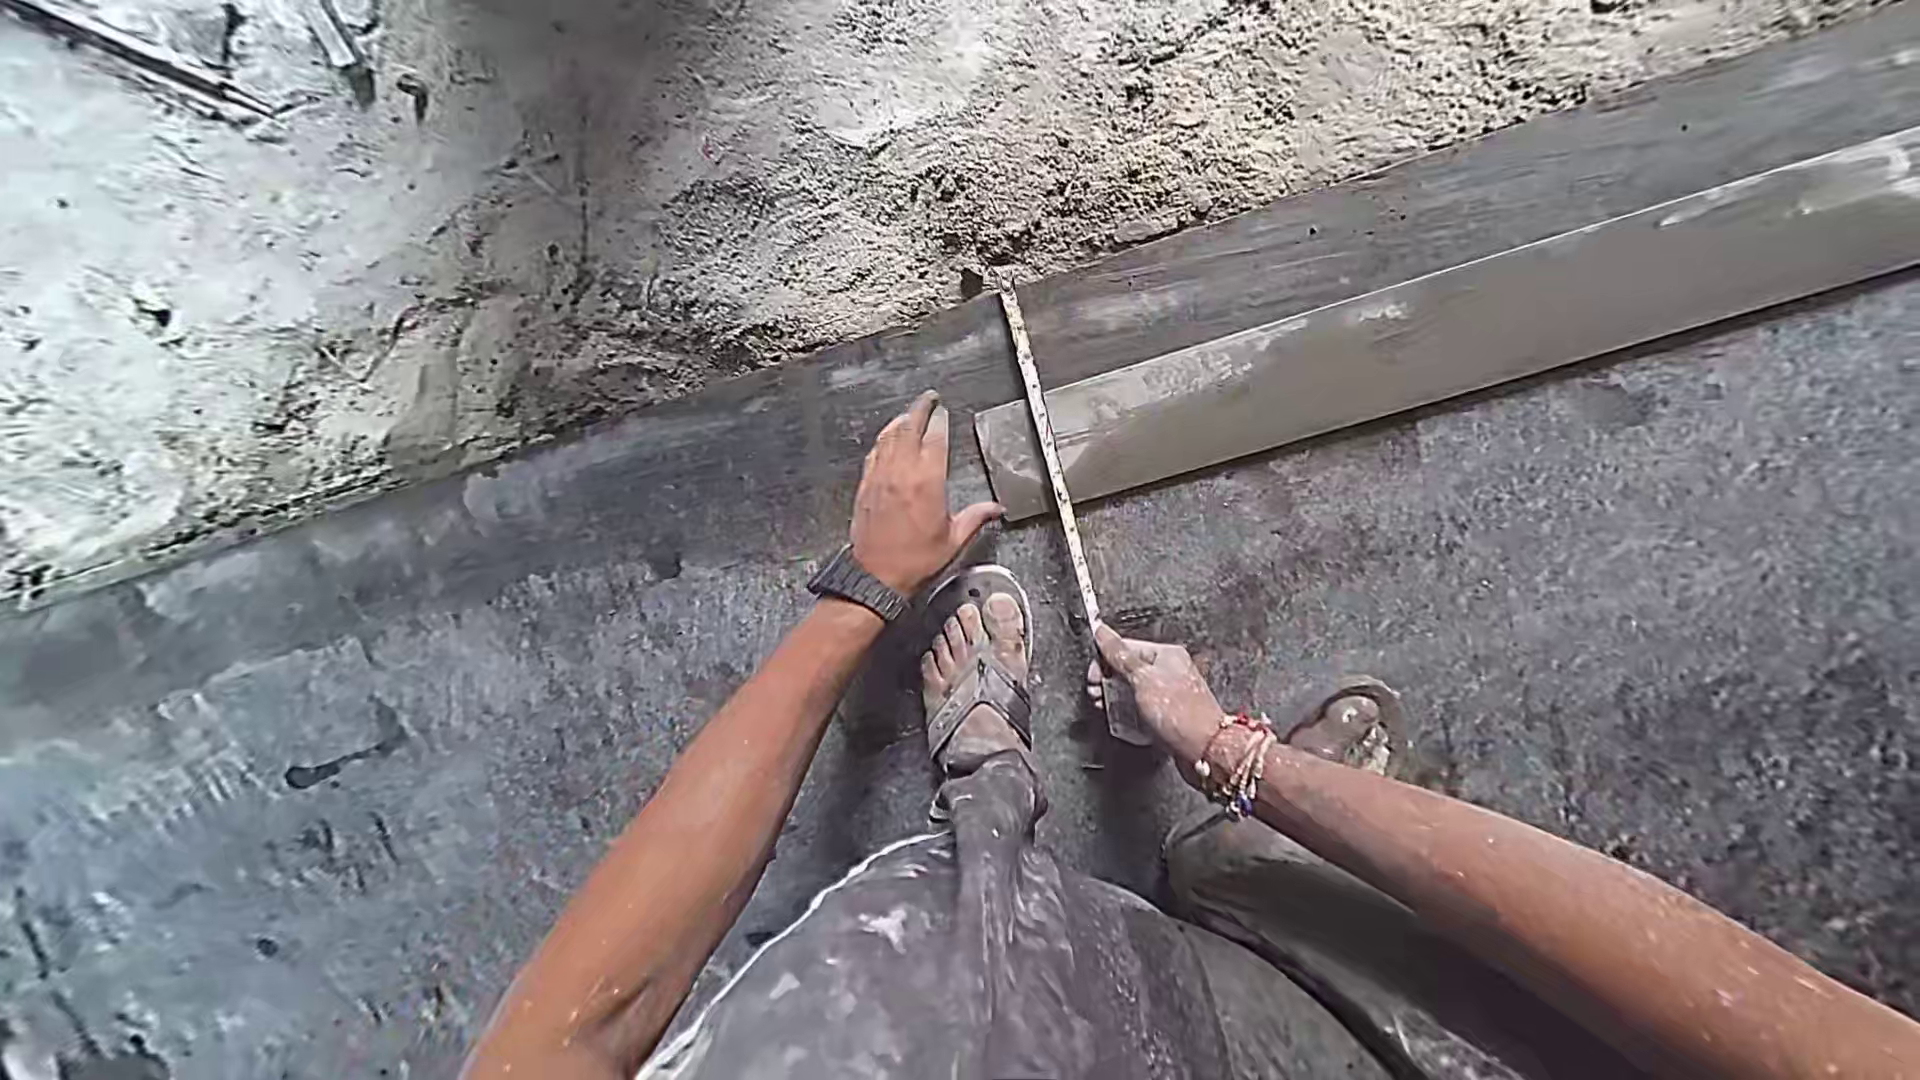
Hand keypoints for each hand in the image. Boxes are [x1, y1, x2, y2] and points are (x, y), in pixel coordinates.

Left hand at [850, 390, 1003, 592]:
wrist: (876, 575)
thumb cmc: (913, 560)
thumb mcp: (953, 540)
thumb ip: (976, 518)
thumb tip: (995, 509)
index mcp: (927, 482)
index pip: (935, 438)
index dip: (940, 420)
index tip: (943, 412)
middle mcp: (902, 473)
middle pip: (909, 427)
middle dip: (920, 409)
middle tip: (928, 399)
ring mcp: (881, 477)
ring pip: (889, 436)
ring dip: (900, 420)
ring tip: (909, 413)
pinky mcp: (866, 486)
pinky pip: (874, 453)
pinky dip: (883, 440)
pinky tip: (887, 438)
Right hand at [1090, 624, 1226, 771]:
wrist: (1205, 752)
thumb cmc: (1181, 715)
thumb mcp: (1142, 679)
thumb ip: (1118, 655)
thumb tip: (1101, 631)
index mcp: (1166, 654)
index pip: (1124, 647)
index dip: (1104, 660)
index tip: (1093, 676)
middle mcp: (1168, 670)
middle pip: (1126, 667)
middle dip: (1107, 680)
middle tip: (1097, 692)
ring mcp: (1167, 692)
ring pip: (1130, 688)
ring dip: (1114, 697)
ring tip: (1106, 706)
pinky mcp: (1165, 713)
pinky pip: (1138, 706)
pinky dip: (1127, 711)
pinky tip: (1122, 718)